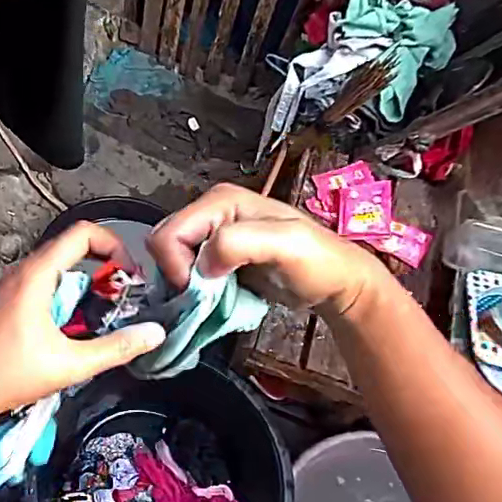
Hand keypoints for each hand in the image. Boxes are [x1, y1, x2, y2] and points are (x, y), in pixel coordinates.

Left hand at [0, 222, 164, 422]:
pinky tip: (75, 322)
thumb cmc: (8, 375)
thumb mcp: (71, 364)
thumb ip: (117, 347)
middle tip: (122, 294)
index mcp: (36, 276)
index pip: (83, 233)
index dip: (115, 246)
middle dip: (105, 265)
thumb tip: (152, 334)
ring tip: (103, 308)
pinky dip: (68, 291)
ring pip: (59, 265)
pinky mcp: (8, 302)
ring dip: (86, 280)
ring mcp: (12, 286)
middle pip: (72, 247)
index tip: (128, 275)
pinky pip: (45, 282)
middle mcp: (22, 273)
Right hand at [148, 183, 392, 318]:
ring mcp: (213, 236)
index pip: (168, 234)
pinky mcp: (218, 258)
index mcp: (220, 201)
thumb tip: (203, 265)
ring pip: (172, 261)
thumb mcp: (284, 244)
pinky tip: (213, 299)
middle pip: (164, 245)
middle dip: (175, 275)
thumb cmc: (317, 261)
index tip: (198, 291)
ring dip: (184, 285)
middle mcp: (211, 213)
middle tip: (203, 297)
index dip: (174, 266)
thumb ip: (237, 243)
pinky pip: (187, 273)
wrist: (337, 282)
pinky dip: (193, 290)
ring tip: (210, 299)